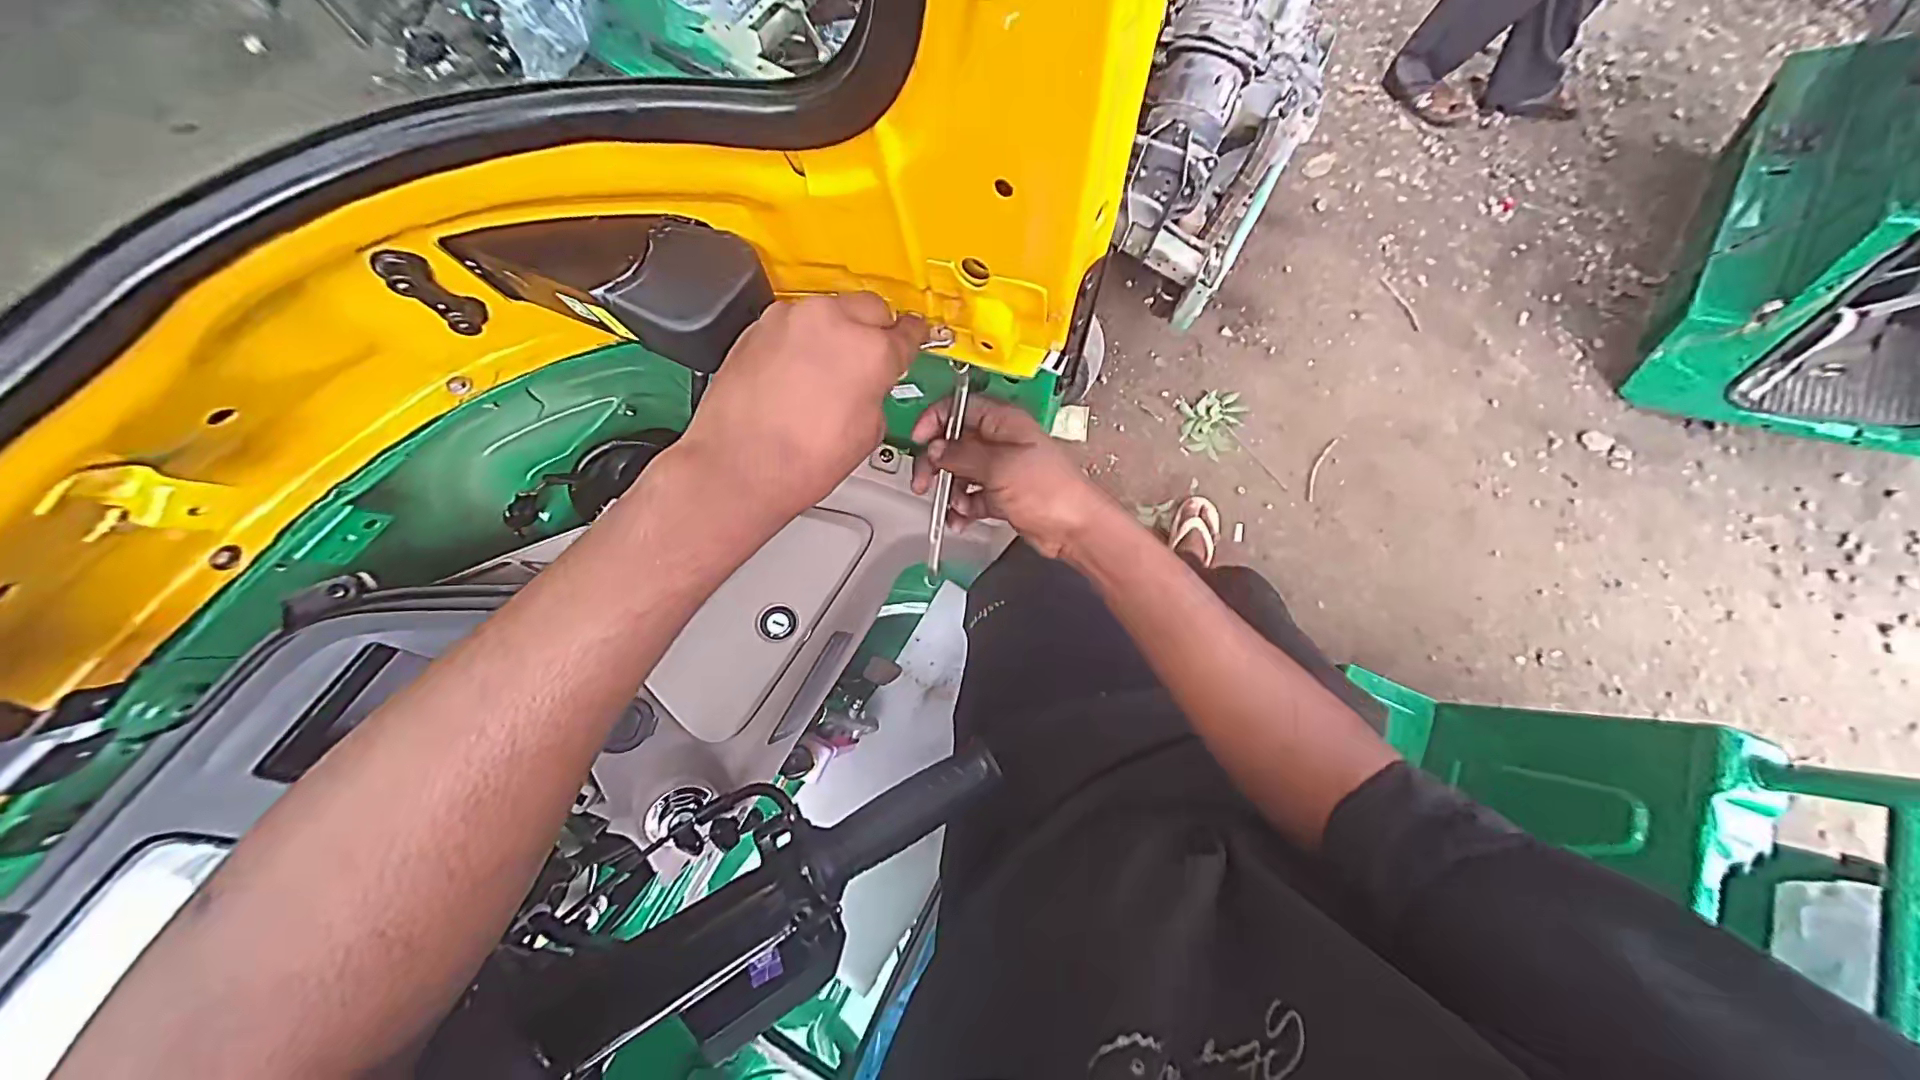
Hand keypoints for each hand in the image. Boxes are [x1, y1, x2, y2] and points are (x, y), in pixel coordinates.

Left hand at [672, 293, 925, 522]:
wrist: (739, 466)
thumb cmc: (797, 460)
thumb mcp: (868, 432)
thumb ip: (878, 391)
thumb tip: (872, 382)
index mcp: (870, 350)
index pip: (907, 331)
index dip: (913, 339)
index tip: (911, 338)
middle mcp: (831, 323)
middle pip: (871, 307)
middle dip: (876, 330)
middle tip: (871, 359)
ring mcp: (790, 320)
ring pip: (830, 310)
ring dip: (837, 333)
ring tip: (828, 373)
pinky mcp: (759, 327)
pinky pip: (795, 323)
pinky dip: (803, 340)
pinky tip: (799, 373)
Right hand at [910, 397, 1115, 558]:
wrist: (1074, 528)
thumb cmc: (1052, 491)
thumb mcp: (999, 467)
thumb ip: (962, 455)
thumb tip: (935, 448)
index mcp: (1004, 422)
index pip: (961, 408)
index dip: (936, 420)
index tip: (919, 439)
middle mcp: (1002, 443)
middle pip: (955, 443)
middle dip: (936, 462)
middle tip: (924, 481)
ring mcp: (1002, 470)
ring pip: (961, 473)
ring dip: (950, 490)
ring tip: (951, 506)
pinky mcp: (1002, 495)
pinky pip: (972, 497)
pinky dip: (962, 508)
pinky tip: (960, 519)